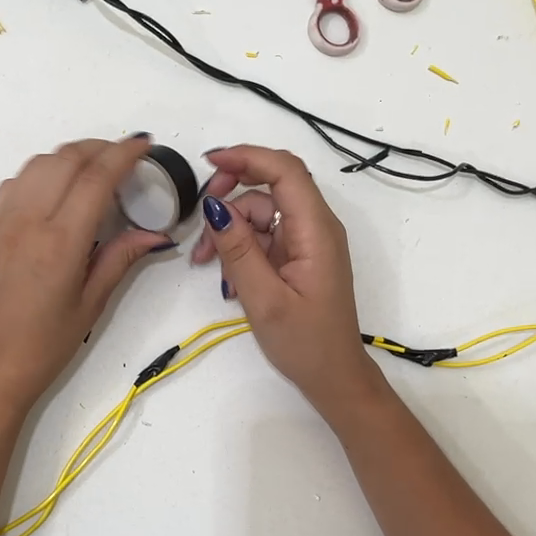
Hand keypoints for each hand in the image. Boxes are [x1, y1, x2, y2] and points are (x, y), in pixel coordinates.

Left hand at [0, 136, 172, 424]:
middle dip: (99, 147)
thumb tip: (156, 233)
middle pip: (66, 158)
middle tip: (123, 156)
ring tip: (91, 170)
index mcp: (59, 242)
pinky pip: (13, 183)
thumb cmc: (43, 348)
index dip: (124, 153)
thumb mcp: (90, 305)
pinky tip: (54, 192)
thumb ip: (121, 258)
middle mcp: (26, 221)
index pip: (96, 177)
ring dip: (68, 157)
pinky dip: (39, 174)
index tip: (144, 145)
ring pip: (37, 164)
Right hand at [191, 146, 380, 409]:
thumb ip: (238, 250)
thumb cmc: (305, 343)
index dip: (247, 157)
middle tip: (201, 212)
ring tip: (205, 260)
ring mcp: (306, 240)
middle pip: (271, 183)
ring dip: (229, 225)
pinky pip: (263, 233)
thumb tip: (214, 206)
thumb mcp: (264, 299)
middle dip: (232, 188)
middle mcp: (315, 226)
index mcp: (315, 230)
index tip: (209, 163)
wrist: (334, 377)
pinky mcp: (296, 254)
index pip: (285, 171)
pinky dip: (239, 243)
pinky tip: (223, 271)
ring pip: (261, 210)